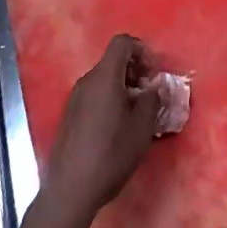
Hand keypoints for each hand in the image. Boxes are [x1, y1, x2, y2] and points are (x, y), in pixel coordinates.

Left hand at [0, 36, 162, 227]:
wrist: (72, 185)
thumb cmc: (111, 153)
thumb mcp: (141, 128)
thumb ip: (151, 101)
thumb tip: (155, 87)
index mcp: (105, 76)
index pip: (122, 42)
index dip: (142, 50)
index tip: (154, 74)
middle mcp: (87, 79)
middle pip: (113, 60)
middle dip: (135, 71)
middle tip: (150, 95)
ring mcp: (76, 95)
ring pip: (104, 78)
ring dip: (123, 87)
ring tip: (138, 114)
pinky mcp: (71, 112)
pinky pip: (94, 93)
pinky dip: (110, 99)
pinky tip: (119, 126)